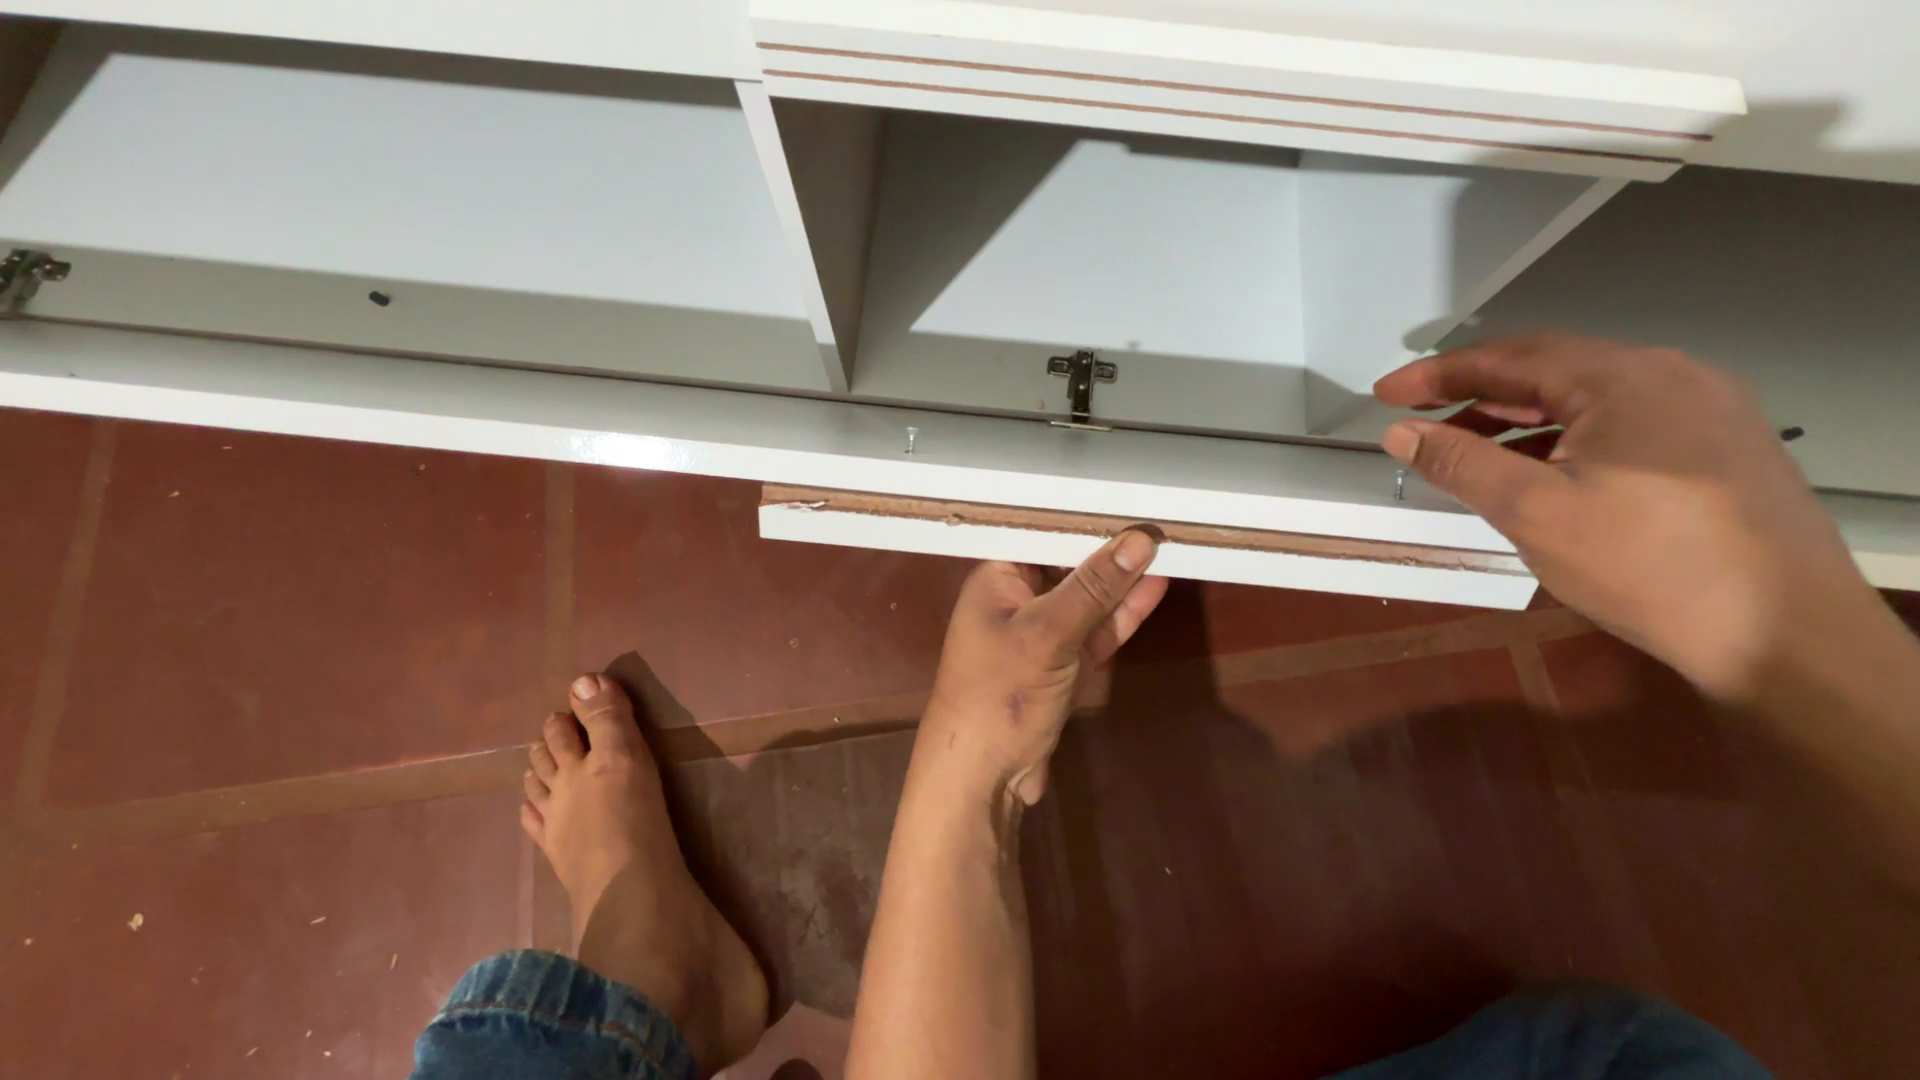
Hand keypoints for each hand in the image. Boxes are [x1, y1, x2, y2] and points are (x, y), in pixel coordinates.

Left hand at [919, 531, 1167, 805]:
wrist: (982, 776)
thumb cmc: (1000, 693)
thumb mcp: (1048, 634)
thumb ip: (1094, 587)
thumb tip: (1139, 541)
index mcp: (998, 578)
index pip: (1043, 532)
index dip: (1085, 517)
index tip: (1130, 498)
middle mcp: (1018, 599)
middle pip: (1069, 563)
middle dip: (1111, 547)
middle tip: (1161, 519)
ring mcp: (1043, 634)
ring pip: (1089, 599)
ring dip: (1124, 580)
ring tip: (1169, 546)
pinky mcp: (1064, 665)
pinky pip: (1097, 631)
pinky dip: (1123, 614)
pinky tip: (1154, 587)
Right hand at [1373, 333, 1877, 700]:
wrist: (1785, 634)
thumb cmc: (1646, 564)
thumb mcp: (1533, 512)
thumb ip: (1460, 463)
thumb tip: (1400, 432)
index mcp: (1624, 379)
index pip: (1510, 359)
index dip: (1438, 374)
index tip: (1384, 393)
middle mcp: (1671, 376)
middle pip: (1551, 369)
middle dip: (1475, 392)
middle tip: (1417, 416)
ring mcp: (1705, 409)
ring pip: (1587, 398)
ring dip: (1518, 417)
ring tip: (1465, 446)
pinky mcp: (1720, 446)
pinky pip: (1621, 422)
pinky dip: (1562, 436)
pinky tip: (1537, 469)